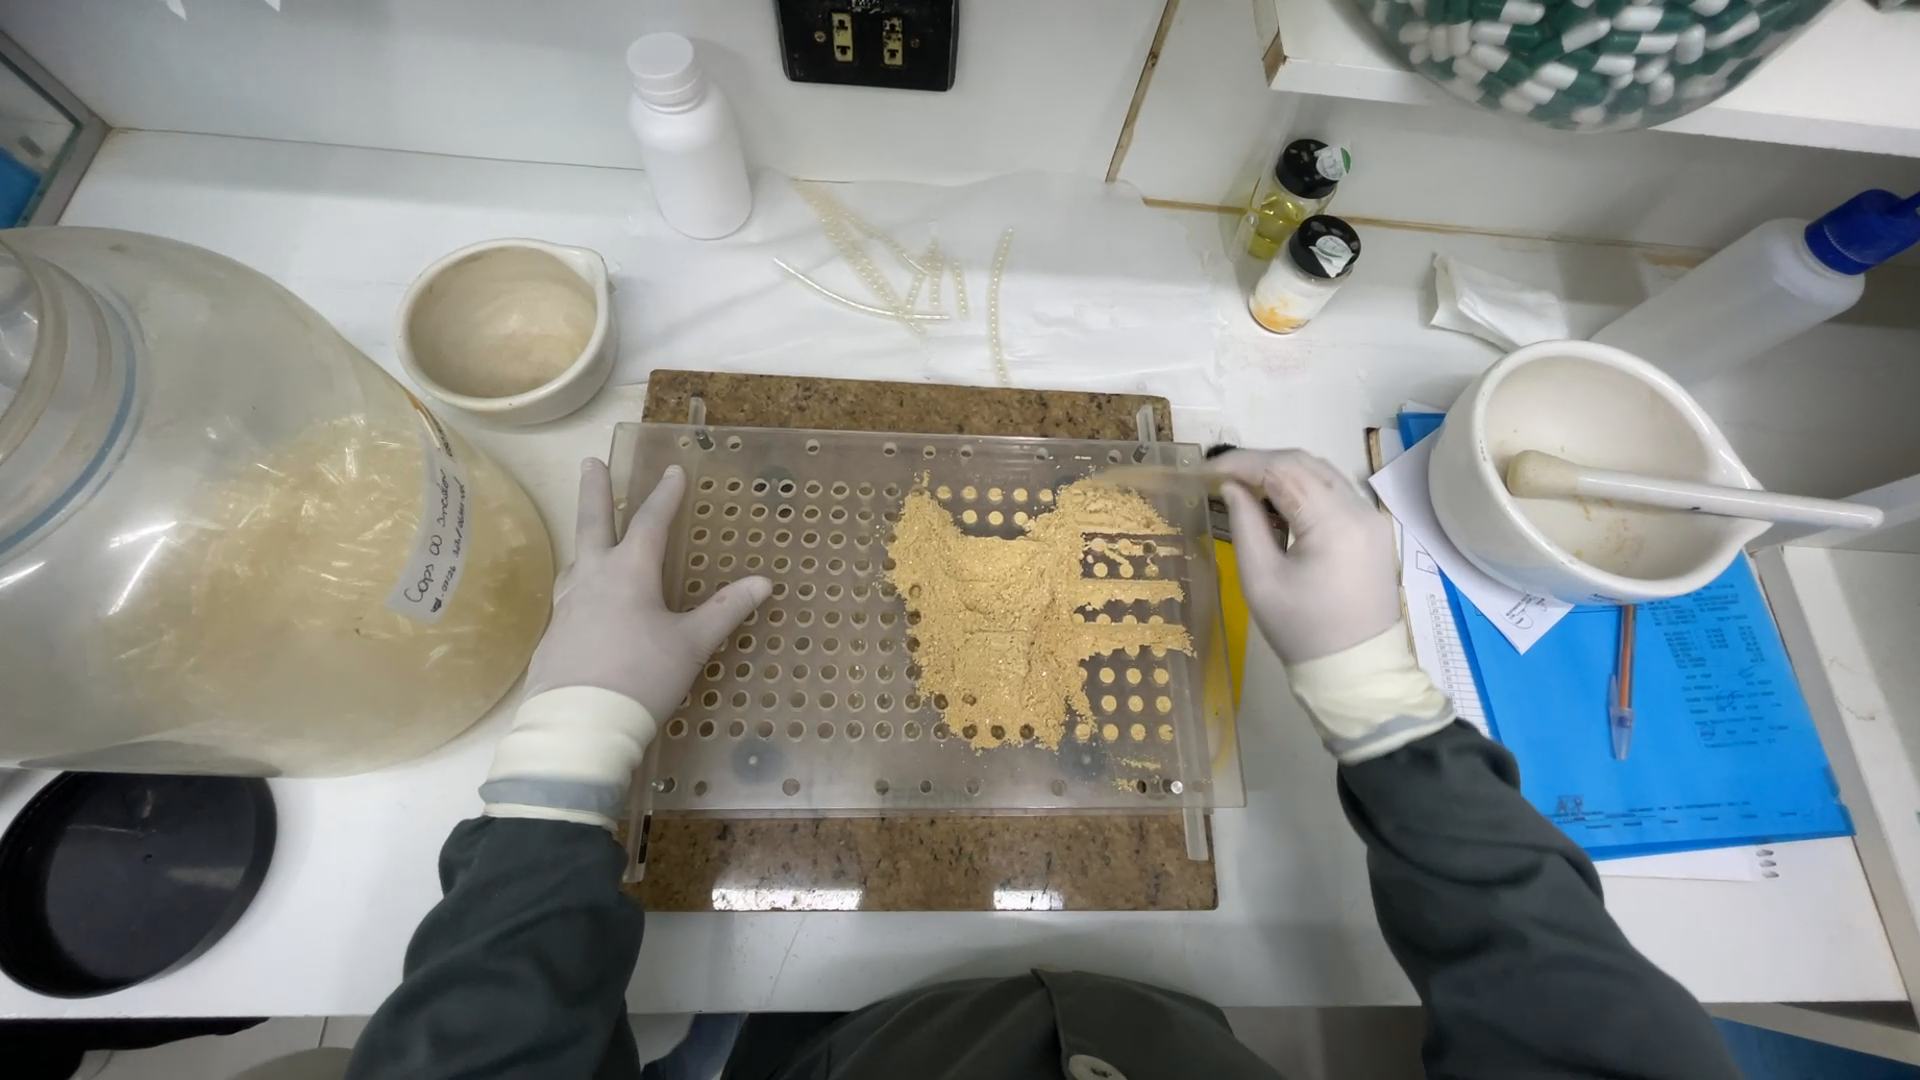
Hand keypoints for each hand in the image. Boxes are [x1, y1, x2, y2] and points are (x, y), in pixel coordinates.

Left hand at [524, 459, 771, 719]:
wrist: (580, 724)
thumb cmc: (643, 675)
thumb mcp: (692, 643)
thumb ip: (726, 610)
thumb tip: (763, 582)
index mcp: (630, 572)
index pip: (651, 523)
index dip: (666, 496)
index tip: (673, 470)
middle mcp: (594, 578)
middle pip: (594, 524)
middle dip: (596, 491)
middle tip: (590, 461)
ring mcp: (568, 606)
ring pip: (576, 559)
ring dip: (585, 538)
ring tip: (590, 535)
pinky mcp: (555, 633)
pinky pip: (569, 594)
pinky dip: (581, 581)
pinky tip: (585, 598)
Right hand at [1211, 448, 1451, 763]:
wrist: (1355, 667)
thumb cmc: (1301, 629)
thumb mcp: (1260, 578)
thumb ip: (1246, 524)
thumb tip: (1232, 487)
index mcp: (1332, 523)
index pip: (1282, 470)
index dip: (1241, 463)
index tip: (1207, 468)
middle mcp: (1359, 509)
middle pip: (1303, 462)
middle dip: (1258, 461)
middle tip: (1220, 474)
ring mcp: (1371, 516)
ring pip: (1320, 471)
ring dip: (1280, 470)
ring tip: (1242, 483)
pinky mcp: (1371, 527)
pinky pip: (1333, 489)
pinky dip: (1300, 484)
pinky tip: (1275, 499)